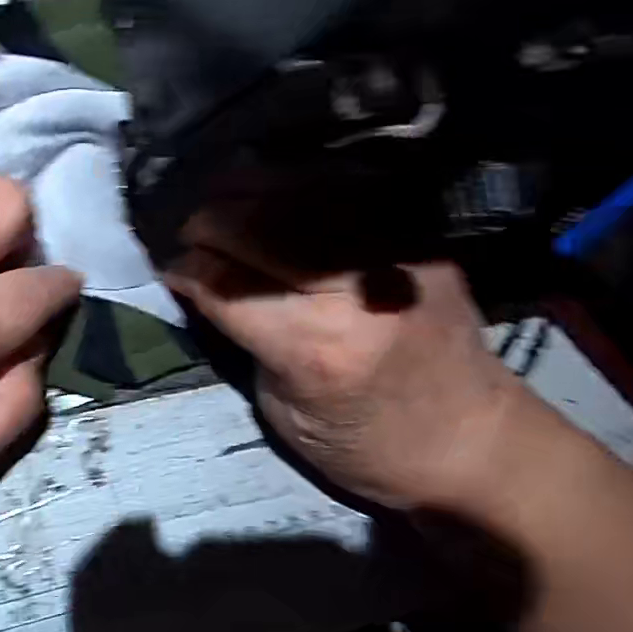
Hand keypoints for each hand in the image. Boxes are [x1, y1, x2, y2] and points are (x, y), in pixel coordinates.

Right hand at [164, 215, 535, 513]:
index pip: (219, 280)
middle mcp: (357, 288)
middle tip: (185, 238)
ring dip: (243, 197)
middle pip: (252, 226)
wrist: (470, 440)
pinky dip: (291, 190)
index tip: (162, 268)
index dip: (180, 267)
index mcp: (313, 344)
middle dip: (204, 227)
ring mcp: (396, 253)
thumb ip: (238, 330)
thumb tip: (194, 276)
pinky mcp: (422, 238)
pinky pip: (339, 193)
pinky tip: (267, 197)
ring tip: (219, 209)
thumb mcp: (274, 400)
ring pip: (293, 194)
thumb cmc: (356, 439)